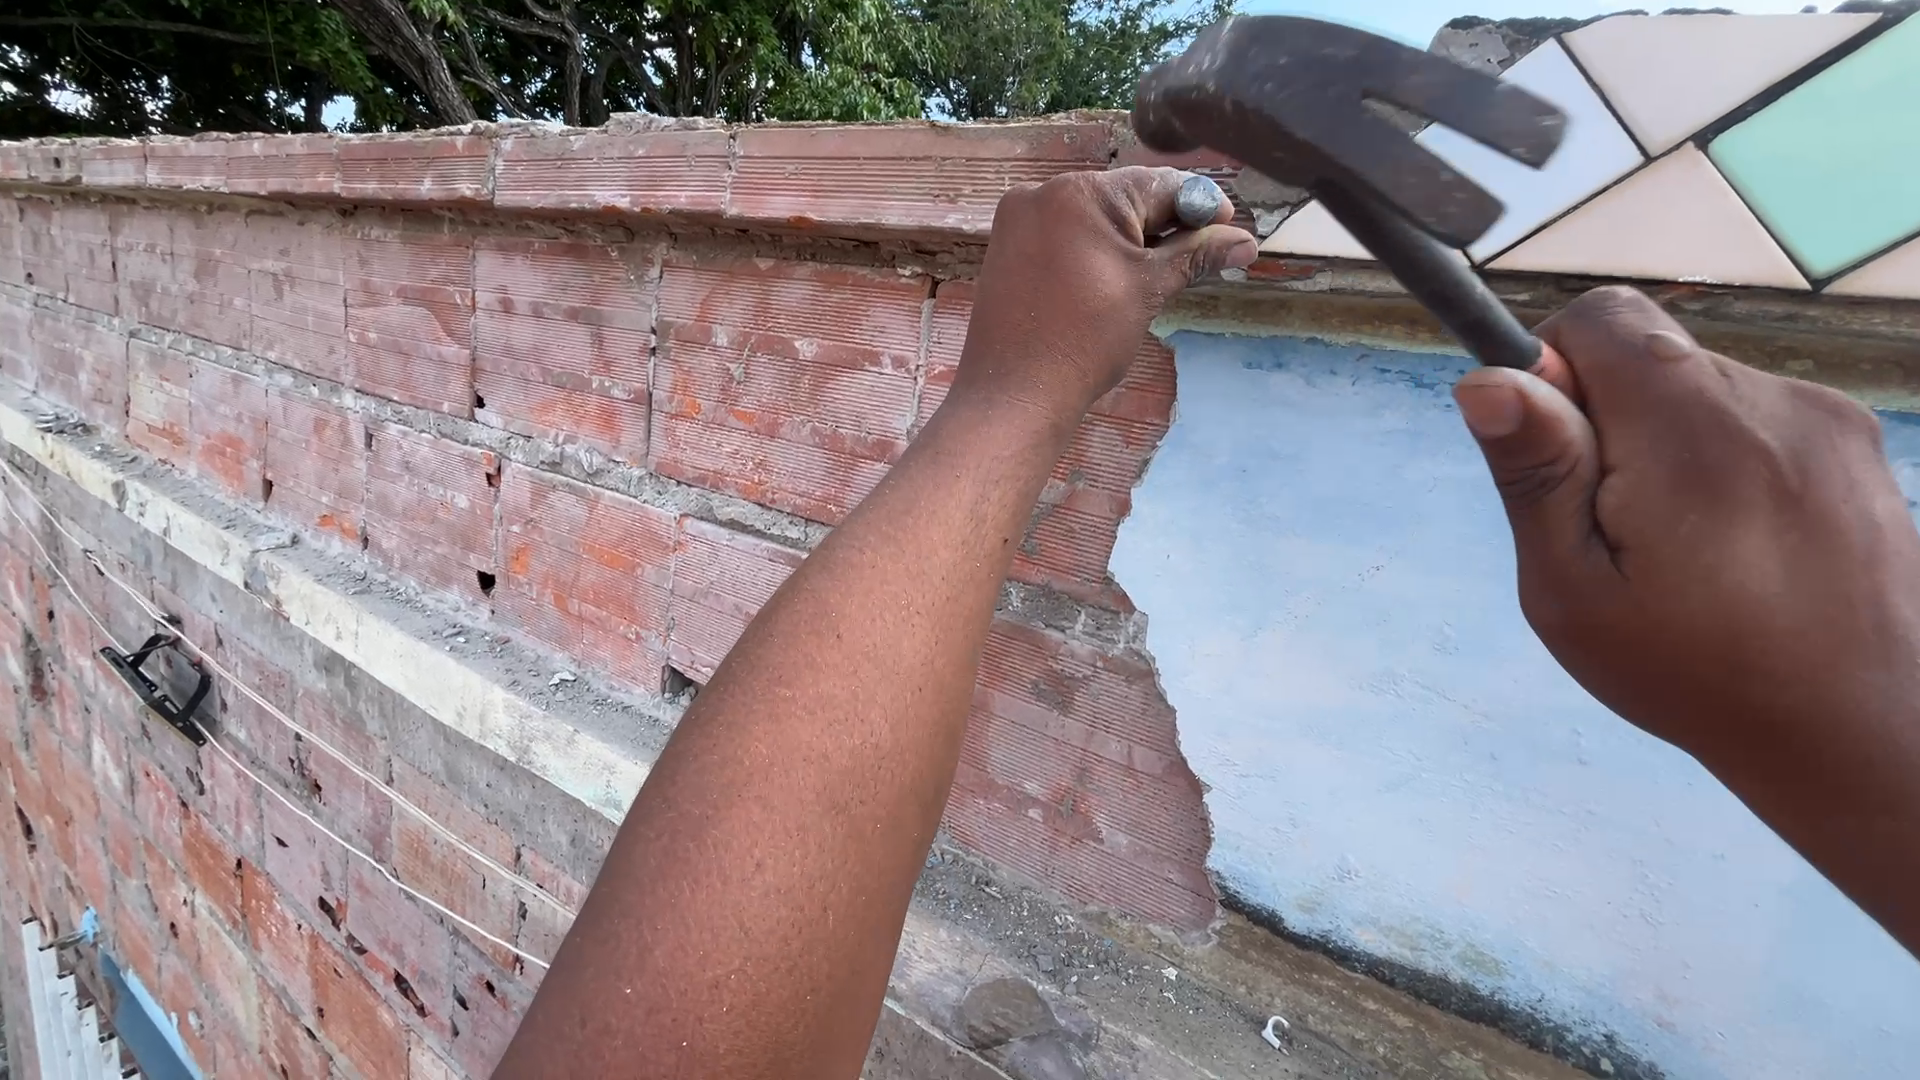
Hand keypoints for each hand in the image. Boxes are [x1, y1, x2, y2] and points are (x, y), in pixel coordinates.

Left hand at [949, 166, 1257, 428]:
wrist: (1015, 395)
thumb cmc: (1085, 341)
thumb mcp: (1147, 292)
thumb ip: (1194, 256)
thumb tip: (1245, 242)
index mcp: (1079, 192)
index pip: (1158, 184)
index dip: (1199, 206)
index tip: (1228, 230)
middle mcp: (1041, 194)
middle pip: (1122, 199)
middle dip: (1162, 227)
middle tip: (1197, 259)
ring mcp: (1017, 223)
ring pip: (1091, 221)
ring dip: (1128, 243)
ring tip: (1154, 279)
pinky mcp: (1006, 252)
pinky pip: (1062, 239)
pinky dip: (1091, 254)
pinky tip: (1110, 284)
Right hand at [1453, 286, 1919, 764]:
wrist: (1864, 735)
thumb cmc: (1682, 668)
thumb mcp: (1568, 585)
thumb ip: (1534, 472)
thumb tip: (1486, 380)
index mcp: (1693, 434)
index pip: (1601, 318)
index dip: (1548, 366)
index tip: (1551, 450)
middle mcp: (1773, 402)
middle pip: (1642, 349)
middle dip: (1593, 412)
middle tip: (1596, 515)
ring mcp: (1826, 419)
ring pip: (1687, 380)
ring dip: (1644, 436)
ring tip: (1658, 536)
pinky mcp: (1850, 443)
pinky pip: (1737, 410)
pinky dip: (1697, 450)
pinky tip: (1711, 532)